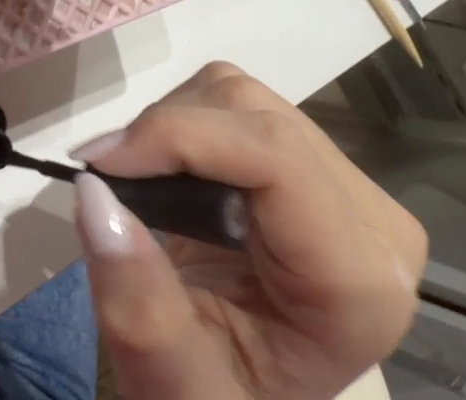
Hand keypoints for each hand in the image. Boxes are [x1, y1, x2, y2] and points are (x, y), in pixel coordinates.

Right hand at [72, 64, 425, 398]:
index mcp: (358, 283)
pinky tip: (167, 178)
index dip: (177, 137)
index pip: (275, 156)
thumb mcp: (174, 387)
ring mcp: (346, 189)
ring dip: (167, 127)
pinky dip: (178, 124)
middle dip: (163, 134)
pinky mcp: (311, 167)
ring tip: (139, 188)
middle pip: (252, 113)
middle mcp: (372, 223)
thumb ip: (138, 306)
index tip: (96, 166)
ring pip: (237, 95)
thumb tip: (93, 193)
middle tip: (106, 183)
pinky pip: (231, 103)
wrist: (235, 398)